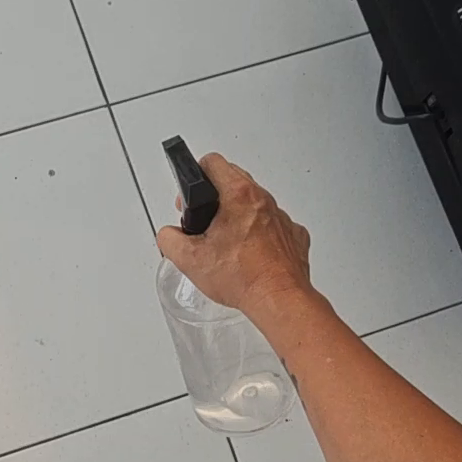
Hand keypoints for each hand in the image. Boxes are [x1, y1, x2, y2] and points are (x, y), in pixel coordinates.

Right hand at [156, 153, 313, 319]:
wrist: (277, 299)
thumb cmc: (243, 278)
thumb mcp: (189, 260)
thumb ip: (170, 239)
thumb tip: (169, 235)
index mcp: (238, 196)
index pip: (213, 162)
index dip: (195, 175)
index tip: (192, 195)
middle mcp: (263, 201)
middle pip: (235, 180)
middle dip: (215, 197)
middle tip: (206, 222)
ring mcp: (281, 217)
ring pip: (255, 204)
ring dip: (240, 217)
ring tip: (228, 243)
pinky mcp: (293, 235)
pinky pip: (274, 226)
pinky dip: (262, 236)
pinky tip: (251, 255)